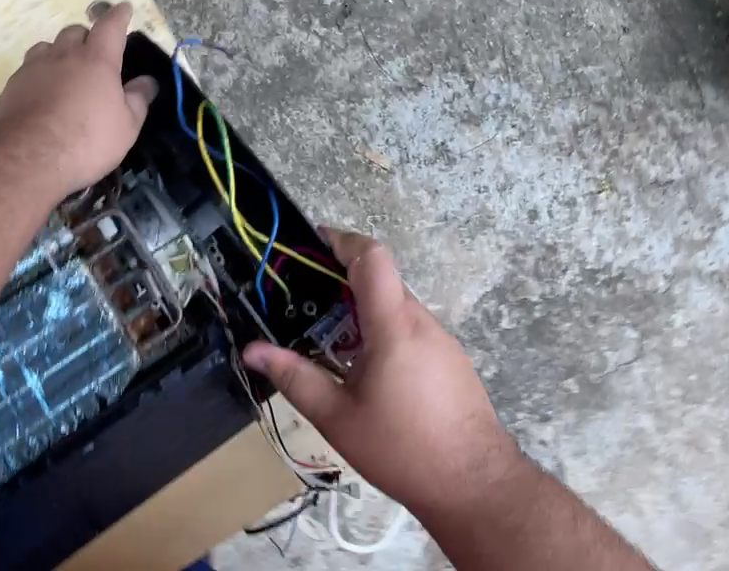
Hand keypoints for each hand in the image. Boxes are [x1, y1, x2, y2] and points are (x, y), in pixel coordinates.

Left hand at [0, 1, 158, 196]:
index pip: (110, 26)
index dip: (118, 15)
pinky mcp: (12, 85)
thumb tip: (147, 81)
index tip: (123, 8)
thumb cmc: (87, 140)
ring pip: (48, 46)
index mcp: (97, 60)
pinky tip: (41, 92)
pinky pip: (28, 68)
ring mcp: (34, 68)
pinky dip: (39, 73)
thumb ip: (138, 99)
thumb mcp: (126, 126)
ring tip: (65, 71)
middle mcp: (64, 55)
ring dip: (59, 52)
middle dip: (87, 36)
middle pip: (75, 31)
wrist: (28, 158)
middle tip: (94, 53)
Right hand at [243, 230, 527, 522]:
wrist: (477, 489)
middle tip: (305, 301)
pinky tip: (365, 369)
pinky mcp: (451, 360)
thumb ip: (294, 377)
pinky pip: (411, 328)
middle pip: (380, 280)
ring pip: (395, 306)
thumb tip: (251, 350)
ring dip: (362, 310)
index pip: (371, 257)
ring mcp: (441, 341)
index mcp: (394, 325)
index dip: (341, 240)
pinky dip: (383, 331)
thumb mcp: (338, 417)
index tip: (311, 243)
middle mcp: (421, 322)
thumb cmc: (403, 449)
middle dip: (340, 281)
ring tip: (329, 340)